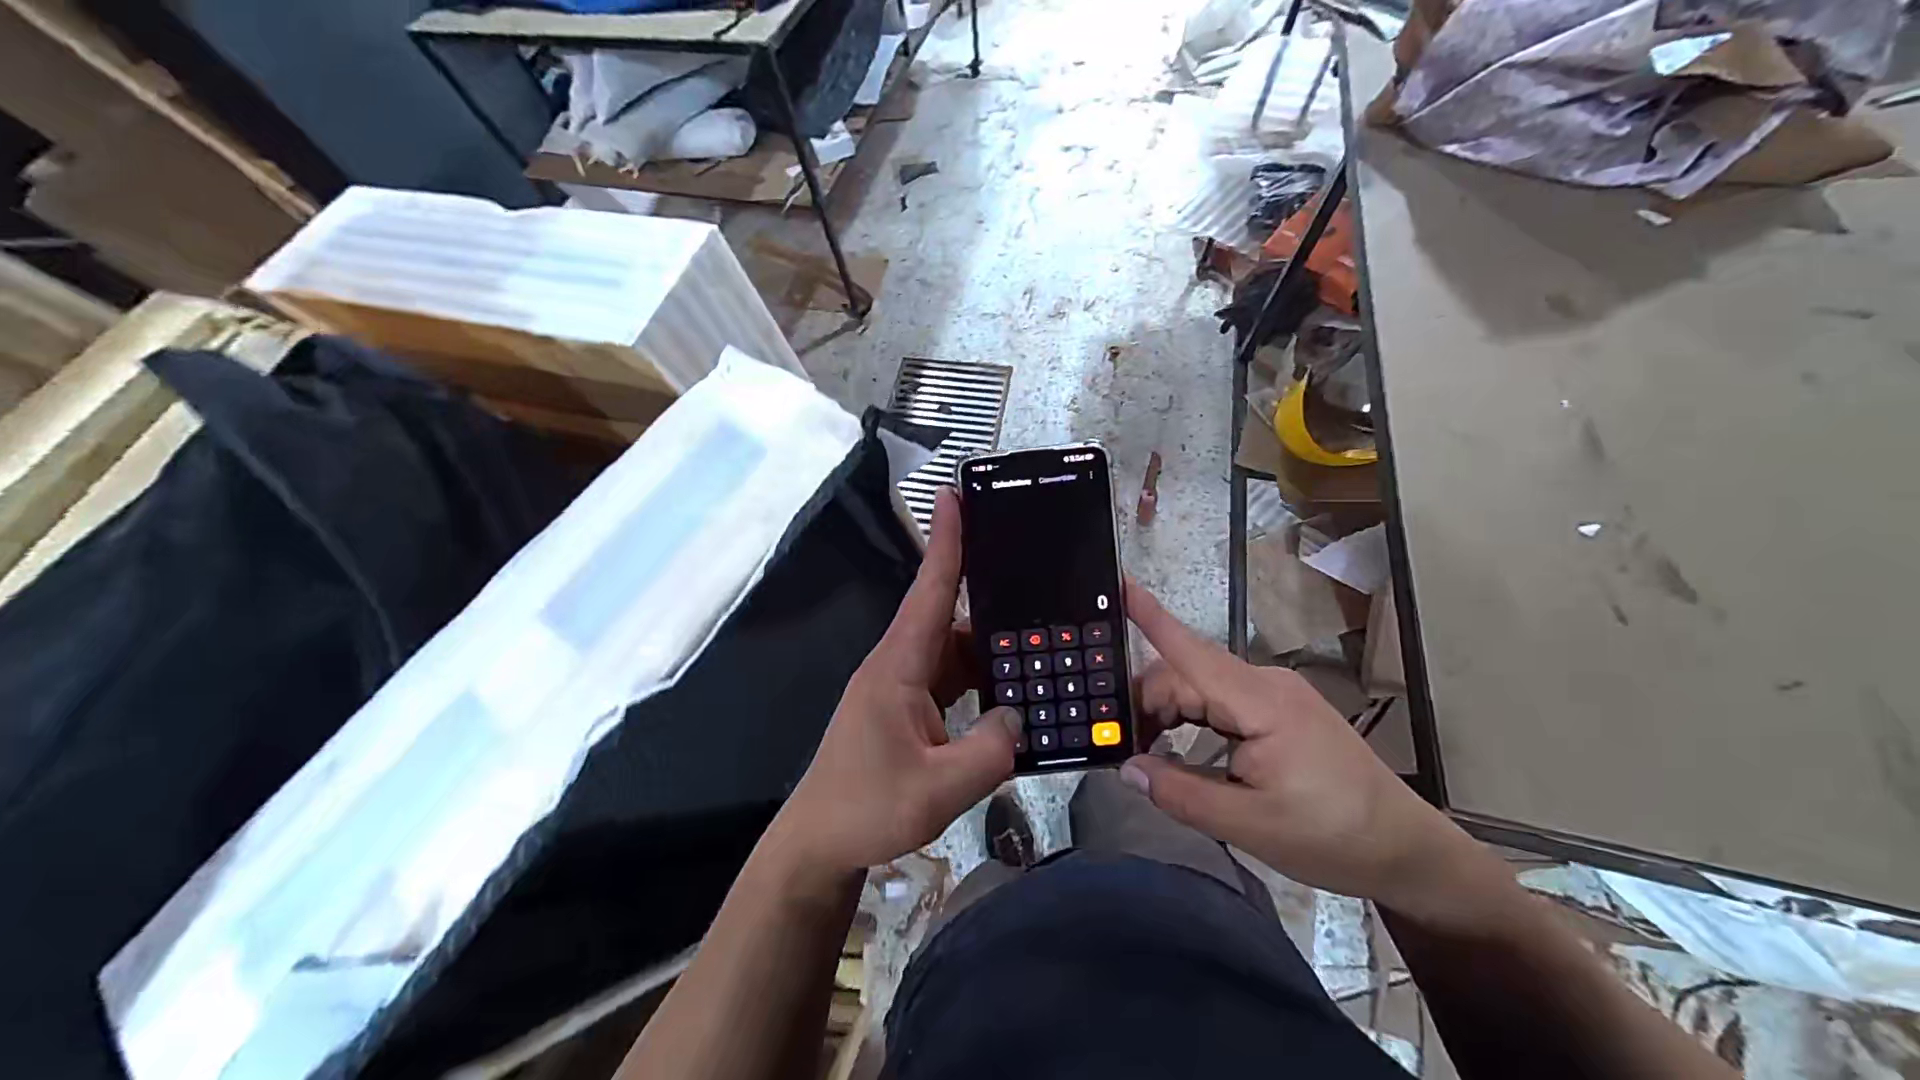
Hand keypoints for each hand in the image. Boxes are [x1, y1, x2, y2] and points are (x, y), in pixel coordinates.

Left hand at [771, 486, 1021, 876]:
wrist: (820, 843)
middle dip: (993, 597)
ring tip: (1041, 643)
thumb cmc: (867, 808)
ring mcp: (902, 688)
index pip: (930, 592)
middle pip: (951, 618)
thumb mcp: (939, 789)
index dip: (946, 541)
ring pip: (955, 652)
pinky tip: (1012, 692)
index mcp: (898, 667)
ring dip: (992, 649)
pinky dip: (981, 681)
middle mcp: (899, 666)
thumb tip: (1017, 718)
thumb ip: (990, 751)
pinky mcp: (907, 710)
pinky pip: (951, 681)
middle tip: (1041, 580)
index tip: (954, 494)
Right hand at [1120, 579, 1487, 920]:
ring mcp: (1274, 693)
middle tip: (1119, 744)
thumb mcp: (1248, 825)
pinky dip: (1191, 717)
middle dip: (1146, 700)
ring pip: (1200, 686)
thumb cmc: (1332, 836)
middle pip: (1186, 674)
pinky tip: (1179, 744)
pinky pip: (1220, 699)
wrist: (1404, 849)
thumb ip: (1180, 793)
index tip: (1119, 585)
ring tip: (1146, 749)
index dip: (1150, 617)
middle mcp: (1265, 684)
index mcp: (1260, 703)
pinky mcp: (1279, 708)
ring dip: (1168, 711)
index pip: (1191, 651)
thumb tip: (1129, 767)